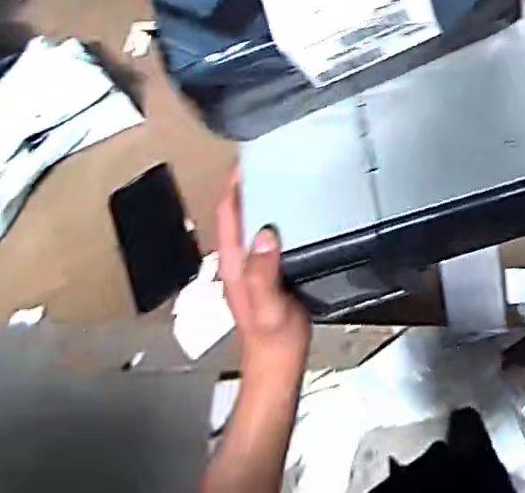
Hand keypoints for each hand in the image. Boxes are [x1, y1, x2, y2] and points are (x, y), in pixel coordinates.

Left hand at [216, 171, 309, 383]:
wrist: (278, 366)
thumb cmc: (273, 339)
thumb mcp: (270, 306)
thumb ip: (263, 274)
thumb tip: (265, 234)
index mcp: (234, 264)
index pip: (228, 214)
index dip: (234, 185)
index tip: (246, 158)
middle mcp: (239, 260)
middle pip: (239, 213)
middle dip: (248, 184)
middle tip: (271, 157)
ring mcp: (253, 265)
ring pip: (253, 222)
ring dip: (263, 198)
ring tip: (284, 174)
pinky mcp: (269, 270)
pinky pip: (269, 234)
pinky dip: (278, 216)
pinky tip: (296, 209)